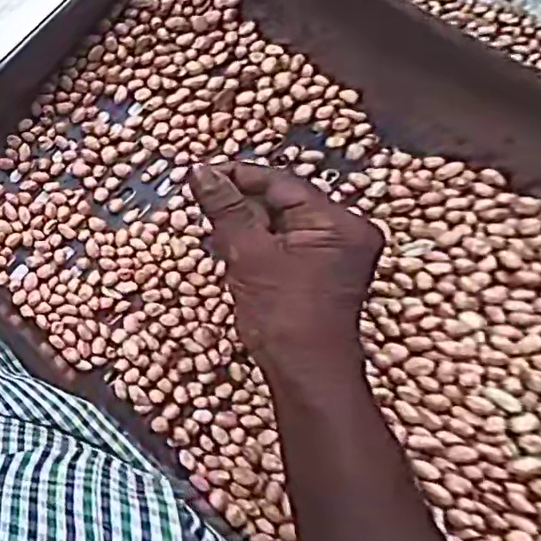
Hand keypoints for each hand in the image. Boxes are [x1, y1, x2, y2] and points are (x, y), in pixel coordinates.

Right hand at [185, 163, 382, 387]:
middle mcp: (344, 233)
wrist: (303, 369)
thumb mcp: (247, 252)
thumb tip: (201, 171)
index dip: (235, 175)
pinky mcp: (314, 269)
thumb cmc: (284, 315)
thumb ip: (225, 207)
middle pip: (279, 199)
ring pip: (275, 219)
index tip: (198, 173)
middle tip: (197, 198)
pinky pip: (277, 239)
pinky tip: (227, 246)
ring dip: (240, 221)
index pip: (280, 182)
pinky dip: (250, 239)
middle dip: (236, 200)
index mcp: (339, 224)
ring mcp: (331, 252)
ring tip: (210, 227)